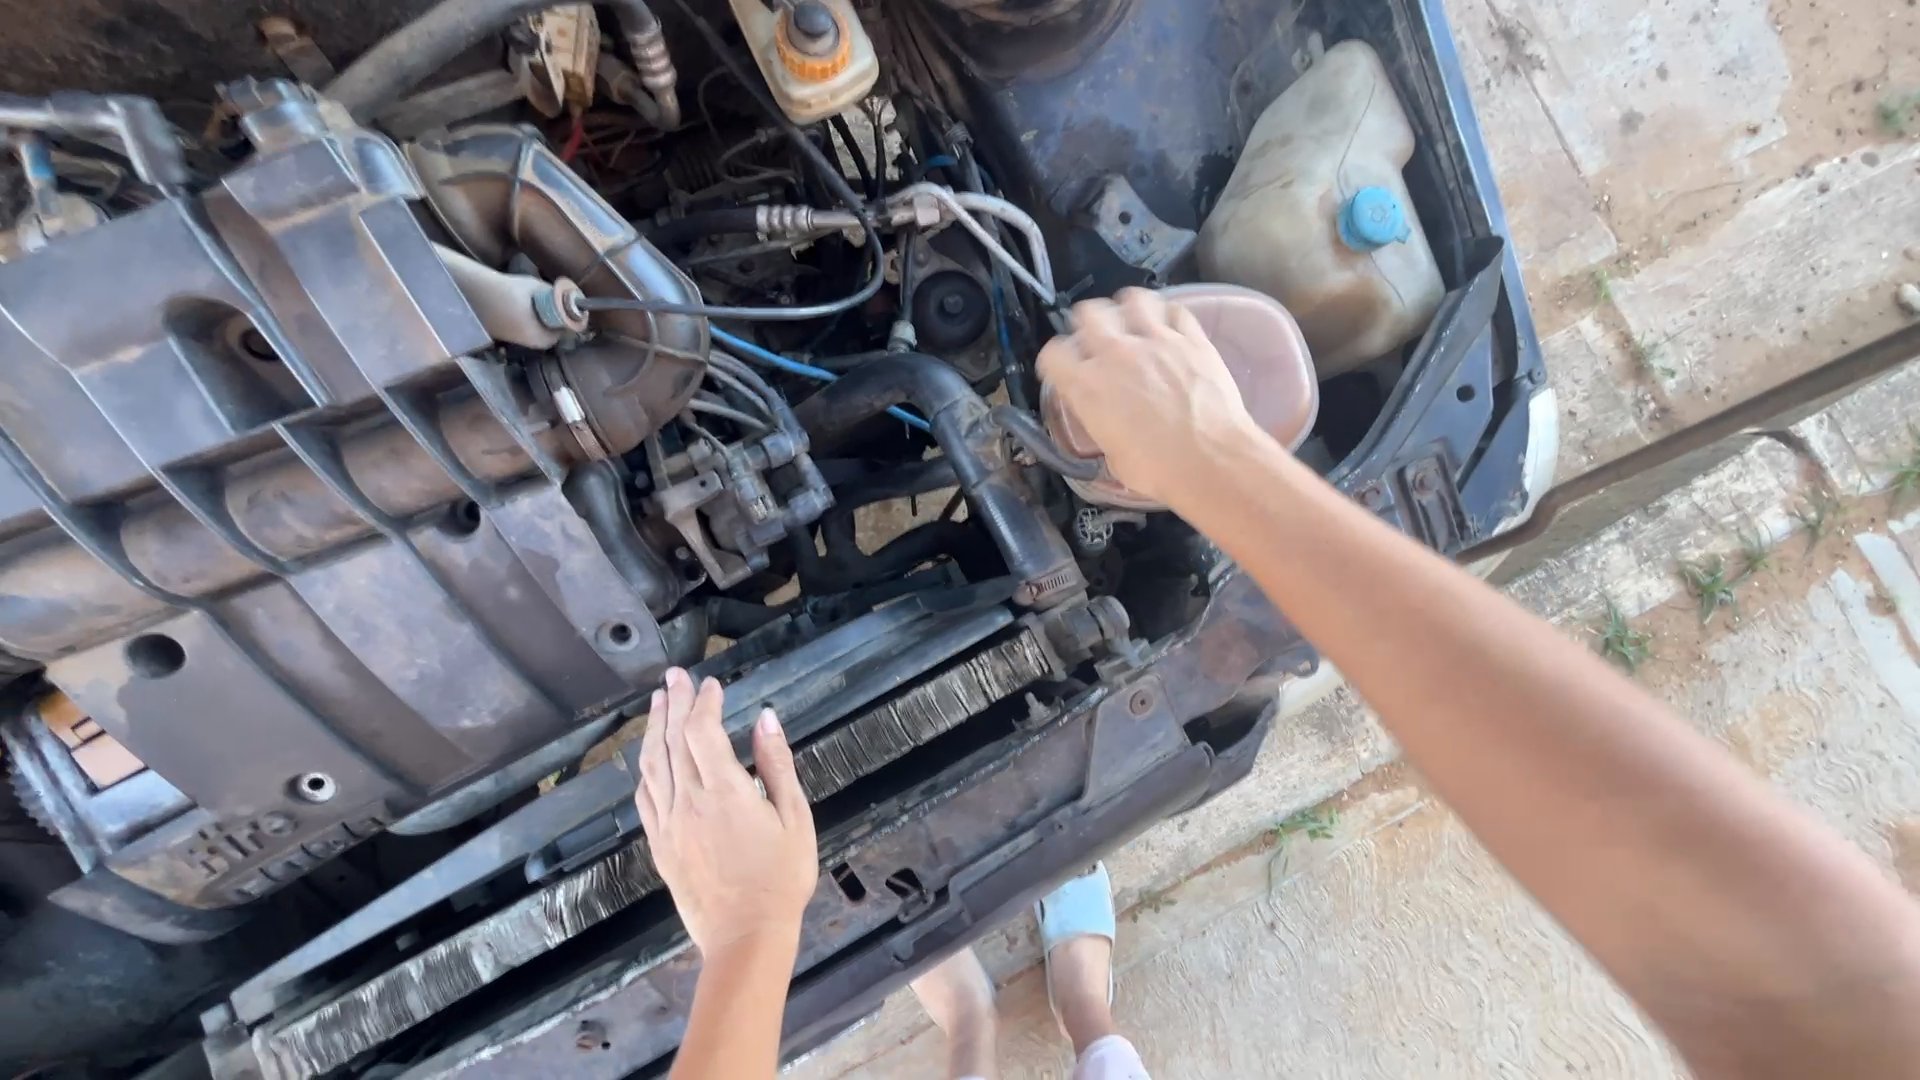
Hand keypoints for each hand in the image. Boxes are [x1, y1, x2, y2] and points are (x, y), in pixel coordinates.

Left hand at [635, 667, 817, 957]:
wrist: (746, 937)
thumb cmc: (781, 877)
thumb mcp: (794, 817)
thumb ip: (776, 765)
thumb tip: (766, 718)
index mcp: (725, 792)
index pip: (704, 732)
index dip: (704, 702)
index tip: (712, 683)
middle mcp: (689, 803)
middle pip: (673, 740)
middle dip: (674, 703)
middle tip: (675, 676)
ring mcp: (669, 825)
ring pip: (652, 765)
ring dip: (654, 729)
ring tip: (657, 703)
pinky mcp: (660, 846)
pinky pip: (645, 798)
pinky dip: (645, 768)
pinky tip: (649, 756)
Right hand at [1037, 287, 1266, 506]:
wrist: (1209, 460)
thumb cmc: (1156, 470)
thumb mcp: (1112, 456)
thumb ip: (1102, 426)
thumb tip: (1107, 422)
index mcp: (1086, 387)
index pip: (1053, 354)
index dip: (1054, 359)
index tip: (1061, 366)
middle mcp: (1114, 354)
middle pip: (1088, 314)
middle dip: (1086, 322)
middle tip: (1095, 335)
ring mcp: (1155, 341)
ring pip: (1132, 300)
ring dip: (1126, 308)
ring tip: (1132, 320)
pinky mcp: (1191, 339)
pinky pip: (1174, 310)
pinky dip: (1167, 315)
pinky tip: (1168, 326)